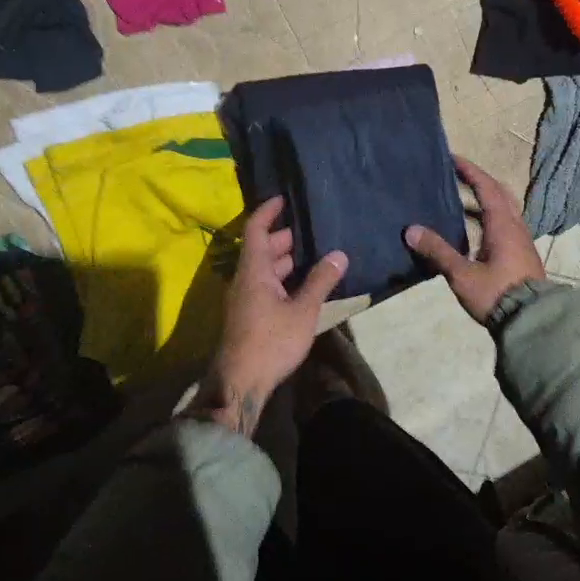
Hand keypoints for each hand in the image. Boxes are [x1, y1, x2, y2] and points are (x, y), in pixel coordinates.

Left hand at [192, 196, 347, 433]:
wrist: (240, 381)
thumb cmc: (271, 341)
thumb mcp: (302, 311)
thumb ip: (320, 282)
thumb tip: (339, 254)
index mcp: (253, 271)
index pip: (256, 229)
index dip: (268, 211)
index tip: (284, 199)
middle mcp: (244, 280)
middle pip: (260, 250)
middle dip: (282, 238)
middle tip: (308, 231)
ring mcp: (243, 299)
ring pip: (262, 270)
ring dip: (283, 261)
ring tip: (311, 255)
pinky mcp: (247, 316)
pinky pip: (263, 286)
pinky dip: (281, 279)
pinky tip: (300, 287)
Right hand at [405, 155, 545, 323]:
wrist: (531, 320)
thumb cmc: (496, 293)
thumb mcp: (462, 274)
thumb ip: (438, 251)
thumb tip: (411, 230)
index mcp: (502, 224)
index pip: (486, 187)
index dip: (470, 171)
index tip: (453, 159)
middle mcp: (515, 226)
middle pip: (500, 194)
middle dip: (480, 182)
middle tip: (458, 176)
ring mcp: (521, 241)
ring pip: (504, 210)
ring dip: (485, 202)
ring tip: (460, 202)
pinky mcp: (521, 255)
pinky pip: (505, 226)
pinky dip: (489, 219)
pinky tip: (473, 233)